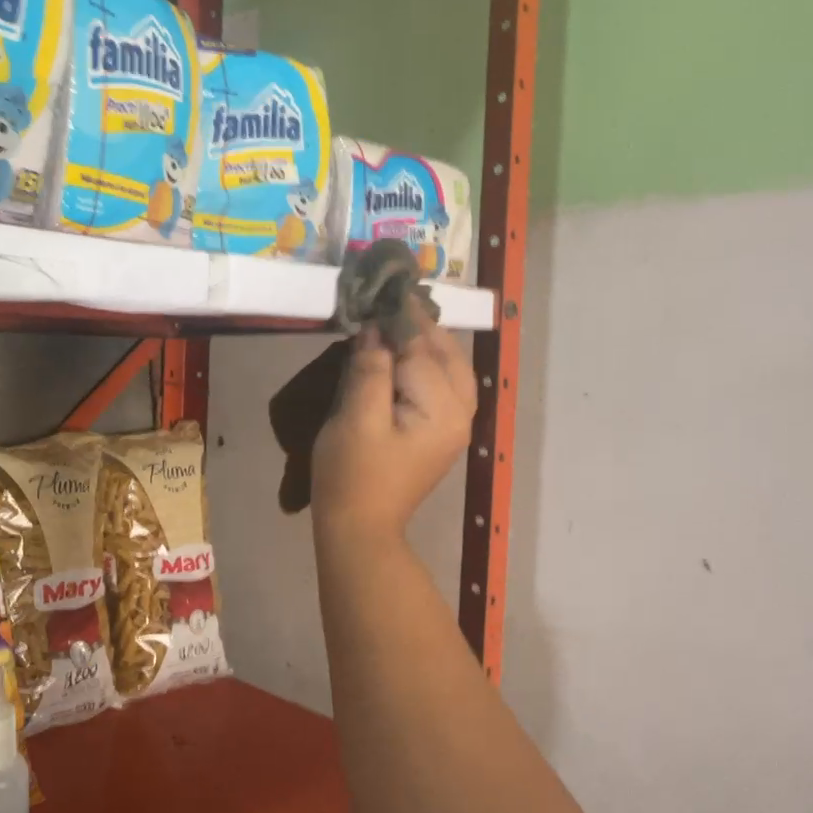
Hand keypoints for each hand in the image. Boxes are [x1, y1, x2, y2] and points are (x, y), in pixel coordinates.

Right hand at [312, 297, 477, 544]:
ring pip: (450, 366)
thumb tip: (374, 330)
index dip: (400, 318)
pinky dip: (427, 360)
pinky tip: (406, 352)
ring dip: (426, 340)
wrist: (360, 525)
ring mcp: (455, 424)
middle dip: (420, 324)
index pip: (422, 348)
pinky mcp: (440, 431)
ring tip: (397, 318)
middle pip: (446, 353)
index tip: (385, 286)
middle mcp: (460, 411)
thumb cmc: (352, 473)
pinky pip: (443, 383)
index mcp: (442, 407)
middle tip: (390, 296)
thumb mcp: (354, 419)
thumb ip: (369, 370)